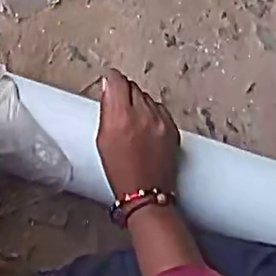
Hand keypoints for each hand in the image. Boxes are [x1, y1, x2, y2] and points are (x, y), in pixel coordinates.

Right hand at [94, 72, 180, 198]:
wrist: (147, 195)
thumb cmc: (121, 172)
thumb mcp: (102, 139)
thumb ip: (106, 110)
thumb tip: (107, 89)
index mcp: (121, 116)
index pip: (117, 80)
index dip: (111, 79)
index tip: (109, 81)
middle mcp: (143, 115)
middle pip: (132, 86)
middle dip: (124, 92)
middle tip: (119, 107)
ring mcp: (160, 121)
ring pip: (146, 97)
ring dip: (139, 103)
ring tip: (133, 122)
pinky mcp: (172, 128)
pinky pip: (159, 109)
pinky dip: (152, 113)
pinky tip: (146, 128)